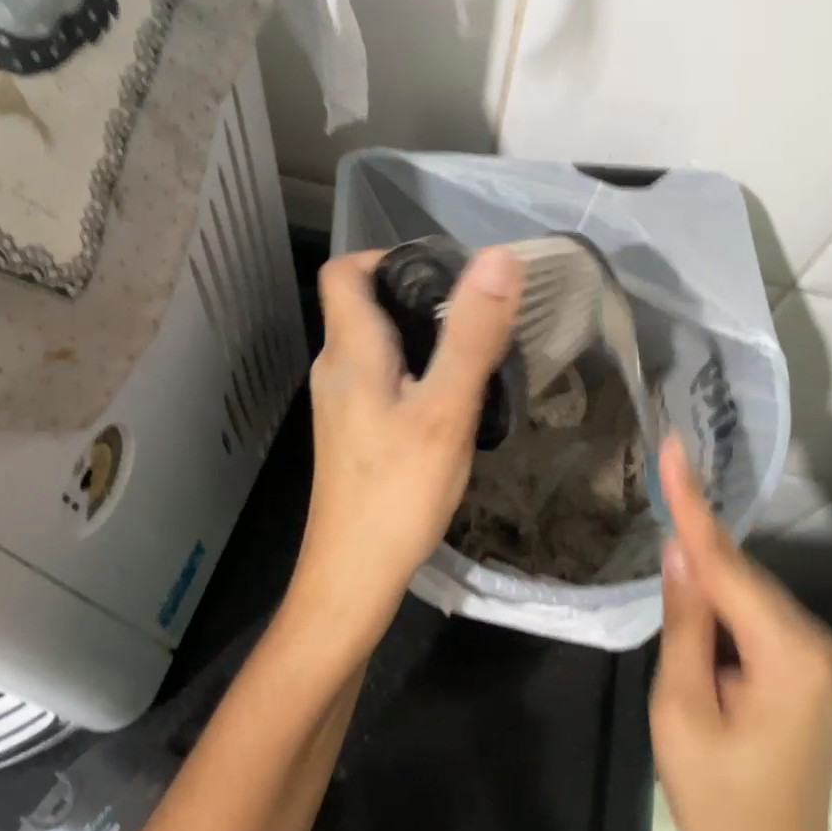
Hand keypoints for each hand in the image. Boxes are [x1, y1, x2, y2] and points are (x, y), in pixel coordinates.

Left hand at [289, 247, 521, 637]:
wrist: (353, 576)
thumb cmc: (398, 492)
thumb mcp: (445, 410)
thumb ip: (471, 335)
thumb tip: (497, 258)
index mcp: (350, 351)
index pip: (345, 271)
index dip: (388, 255)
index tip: (445, 271)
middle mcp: (335, 369)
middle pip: (364, 305)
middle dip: (419, 296)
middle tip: (477, 313)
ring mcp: (340, 405)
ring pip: (378, 346)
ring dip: (422, 337)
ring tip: (474, 354)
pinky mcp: (352, 435)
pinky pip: (383, 380)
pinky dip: (416, 373)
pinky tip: (451, 403)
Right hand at [651, 437, 831, 830]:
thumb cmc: (717, 799)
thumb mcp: (681, 710)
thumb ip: (685, 622)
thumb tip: (680, 549)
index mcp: (792, 655)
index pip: (729, 565)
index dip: (692, 503)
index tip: (672, 447)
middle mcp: (821, 644)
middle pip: (743, 580)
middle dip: (697, 561)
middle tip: (659, 544)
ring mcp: (827, 657)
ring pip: (752, 598)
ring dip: (710, 593)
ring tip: (680, 628)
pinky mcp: (818, 669)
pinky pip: (763, 621)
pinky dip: (727, 614)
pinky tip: (703, 632)